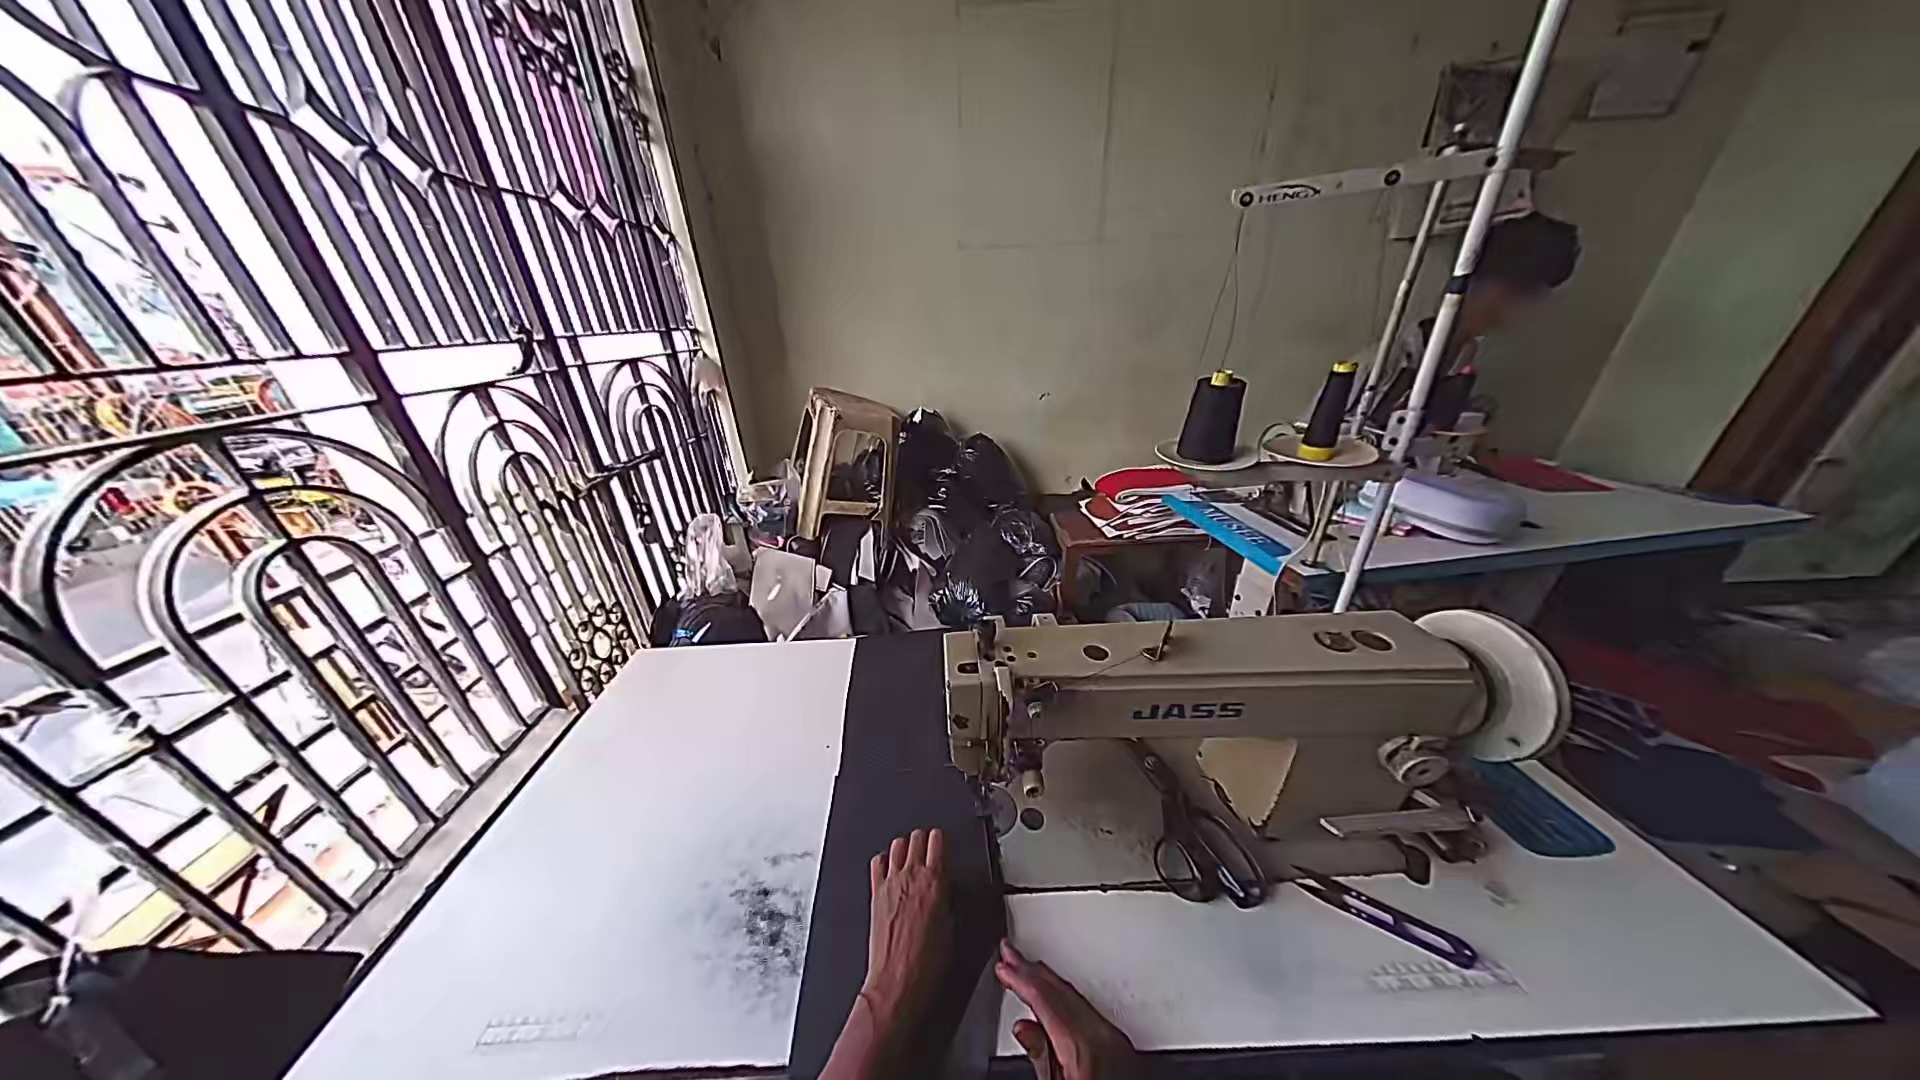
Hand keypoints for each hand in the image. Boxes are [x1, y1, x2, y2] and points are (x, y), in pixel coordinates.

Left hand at [861, 828, 949, 1020]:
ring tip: (910, 858)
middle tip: (928, 850)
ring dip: (905, 848)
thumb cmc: (926, 962)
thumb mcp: (951, 926)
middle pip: (917, 837)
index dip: (941, 840)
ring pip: (897, 844)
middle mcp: (912, 876)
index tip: (942, 844)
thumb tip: (947, 889)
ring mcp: (891, 882)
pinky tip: (890, 870)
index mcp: (936, 881)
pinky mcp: (876, 893)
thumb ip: (948, 898)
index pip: (938, 839)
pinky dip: (884, 861)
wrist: (898, 981)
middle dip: (924, 840)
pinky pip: (877, 862)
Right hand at [995, 939, 1141, 1079]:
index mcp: (1082, 1047)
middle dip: (1030, 968)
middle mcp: (1102, 1036)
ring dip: (1047, 979)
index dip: (1020, 977)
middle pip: (1059, 990)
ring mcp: (1114, 1039)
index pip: (1044, 998)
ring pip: (1073, 995)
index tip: (1003, 965)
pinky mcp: (1122, 1044)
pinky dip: (1065, 994)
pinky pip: (1086, 1007)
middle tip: (1009, 953)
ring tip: (1025, 966)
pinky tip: (1054, 991)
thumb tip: (1024, 1028)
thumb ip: (1041, 1059)